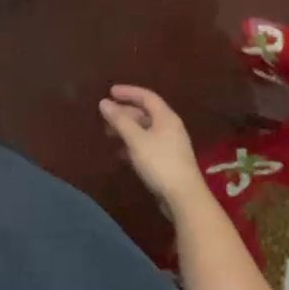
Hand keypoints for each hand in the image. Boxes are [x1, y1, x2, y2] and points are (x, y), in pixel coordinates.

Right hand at [100, 85, 206, 214]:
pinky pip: (147, 145)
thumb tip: (104, 102)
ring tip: (109, 134)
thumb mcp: (136, 139)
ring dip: (127, 129)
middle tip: (106, 116)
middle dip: (125, 112)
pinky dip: (133, 144)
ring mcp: (170, 145)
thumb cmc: (160, 163)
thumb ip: (120, 120)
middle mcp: (170, 128)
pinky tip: (121, 153)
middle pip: (146, 113)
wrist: (184, 198)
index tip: (110, 92)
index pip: (147, 97)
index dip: (128, 92)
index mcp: (166, 117)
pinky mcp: (168, 161)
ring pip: (145, 130)